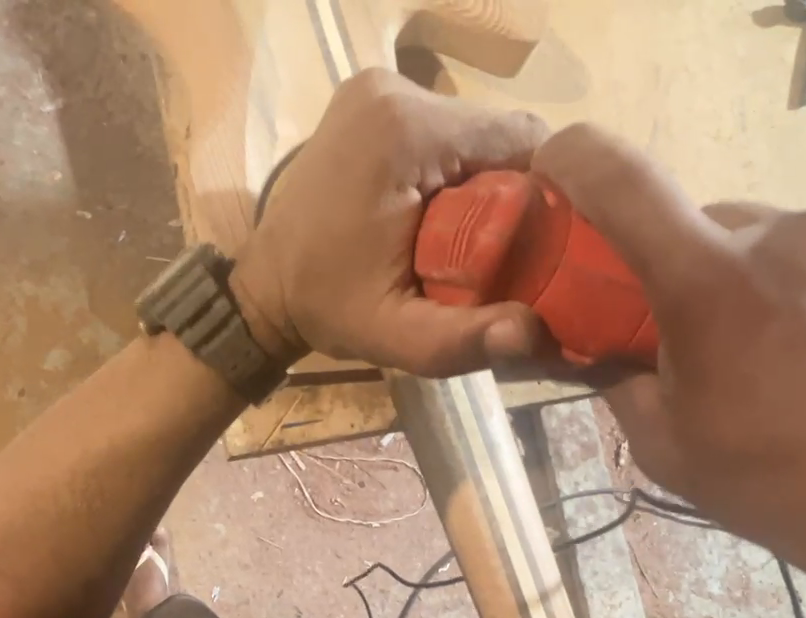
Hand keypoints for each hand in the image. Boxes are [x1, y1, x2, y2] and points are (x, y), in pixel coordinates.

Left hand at [229, 69, 552, 376]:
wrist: (264, 289)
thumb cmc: (326, 311)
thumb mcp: (396, 337)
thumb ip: (463, 339)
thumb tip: (535, 334)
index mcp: (406, 132)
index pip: (522, 142)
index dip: (541, 198)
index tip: (530, 248)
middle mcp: (393, 92)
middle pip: (496, 134)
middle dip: (508, 194)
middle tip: (494, 253)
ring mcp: (376, 90)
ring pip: (472, 131)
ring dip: (481, 184)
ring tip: (464, 238)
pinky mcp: (368, 101)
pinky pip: (440, 130)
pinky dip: (452, 170)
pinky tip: (438, 215)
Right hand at [530, 123, 805, 617]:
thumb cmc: (792, 495)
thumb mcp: (673, 453)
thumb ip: (625, 381)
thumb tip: (608, 346)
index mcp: (718, 288)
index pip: (625, 185)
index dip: (578, 161)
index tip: (558, 166)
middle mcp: (805, 233)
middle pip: (723, 229)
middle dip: (707, 275)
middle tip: (728, 346)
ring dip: (791, 286)